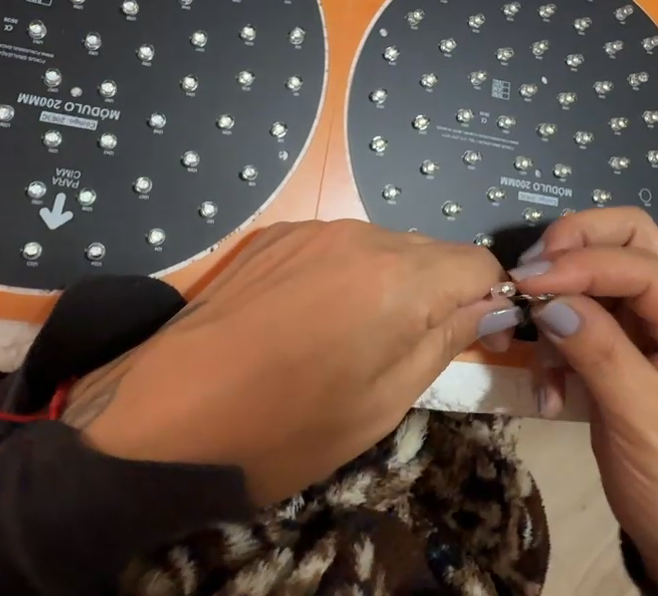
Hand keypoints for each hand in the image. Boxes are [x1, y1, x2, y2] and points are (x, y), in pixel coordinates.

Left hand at [61, 220, 514, 504]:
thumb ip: (445, 341)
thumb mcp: (382, 404)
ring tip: (354, 337)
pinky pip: (338, 244)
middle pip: (432, 251)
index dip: (487, 298)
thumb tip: (494, 306)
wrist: (163, 415)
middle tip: (410, 348)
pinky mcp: (277, 234)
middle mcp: (360, 236)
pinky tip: (313, 317)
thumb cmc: (284, 429)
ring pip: (386, 245)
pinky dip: (347, 273)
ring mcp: (313, 228)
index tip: (475, 337)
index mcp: (396, 280)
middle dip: (440, 292)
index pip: (476, 262)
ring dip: (392, 282)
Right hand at [512, 209, 657, 595]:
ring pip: (602, 275)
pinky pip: (586, 319)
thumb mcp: (647, 426)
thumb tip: (547, 298)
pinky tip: (552, 391)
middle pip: (631, 241)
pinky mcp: (629, 350)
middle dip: (577, 246)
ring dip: (563, 300)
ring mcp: (657, 330)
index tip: (527, 279)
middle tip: (531, 273)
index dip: (583, 262)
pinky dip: (560, 339)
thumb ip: (601, 354)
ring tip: (540, 355)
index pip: (642, 265)